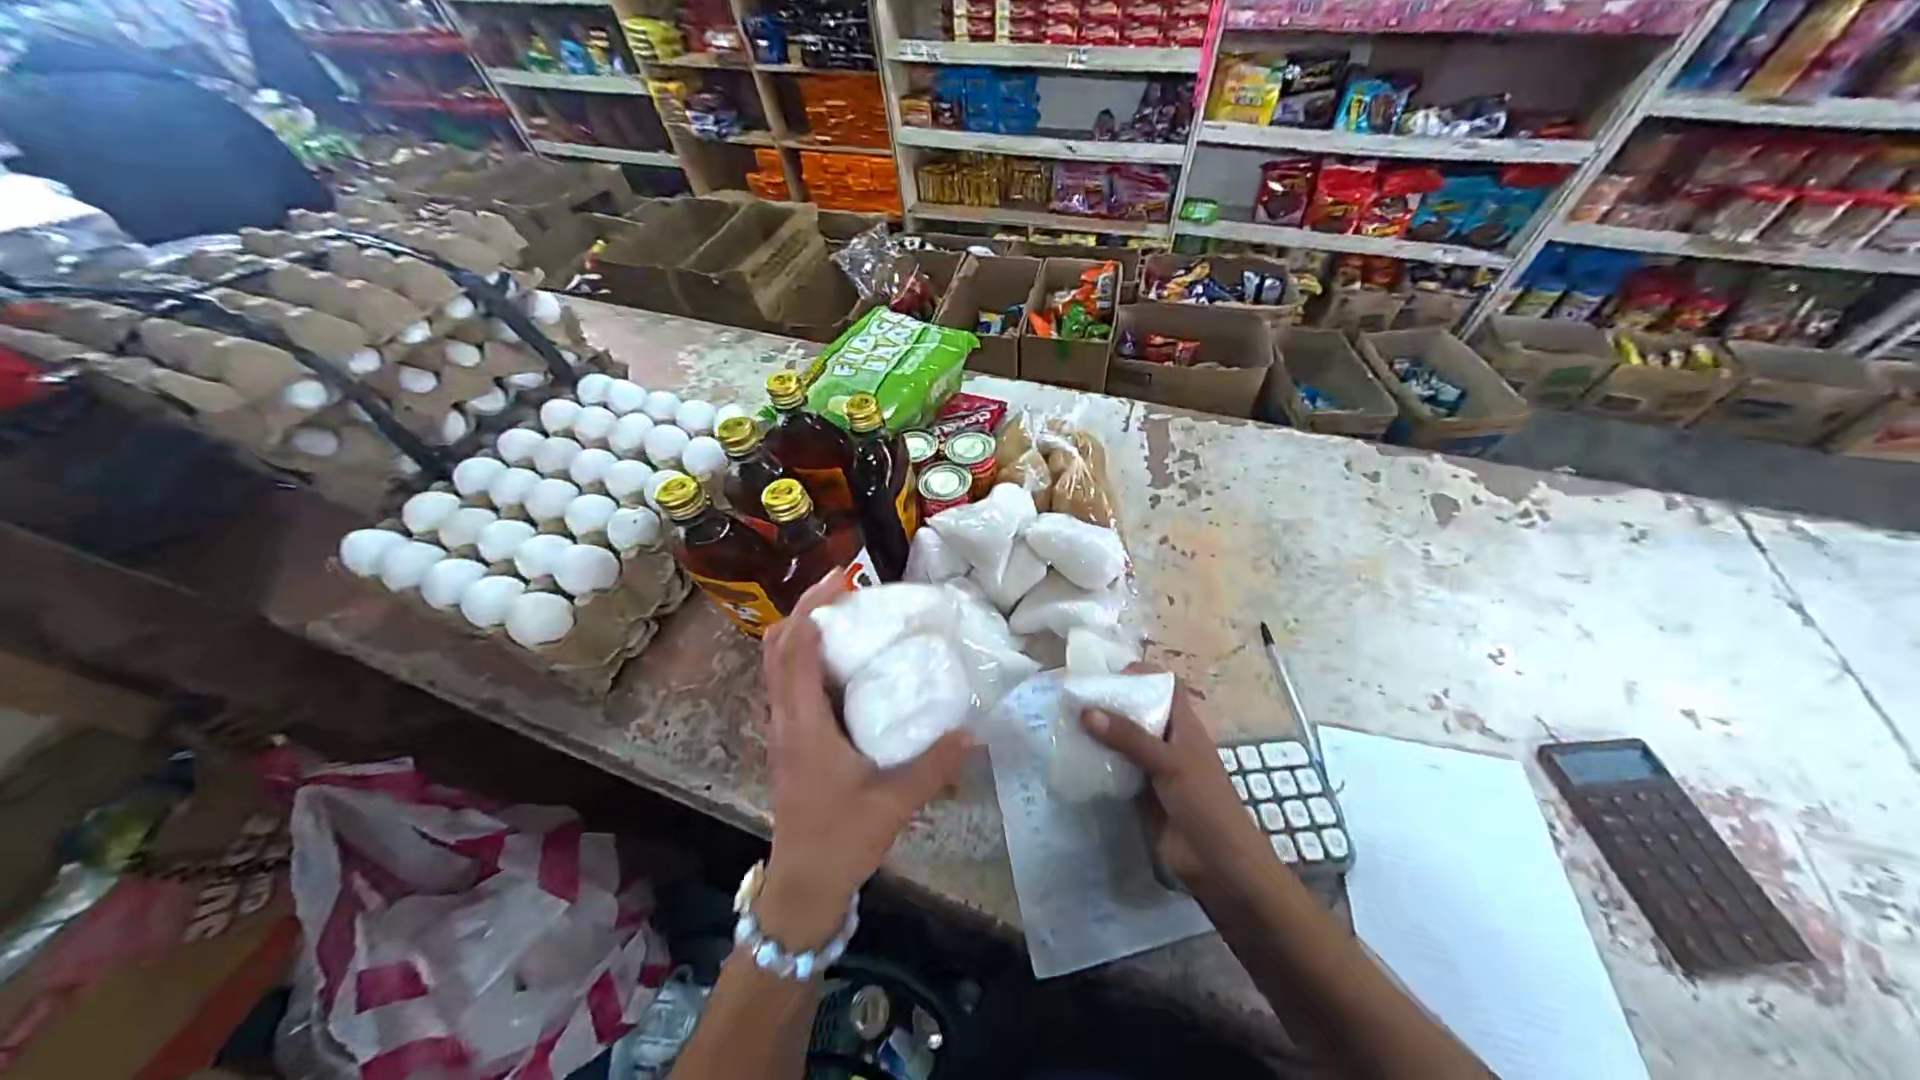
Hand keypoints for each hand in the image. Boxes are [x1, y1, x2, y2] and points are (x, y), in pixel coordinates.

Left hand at [758, 573, 973, 946]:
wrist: (803, 884)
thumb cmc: (840, 839)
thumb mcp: (893, 801)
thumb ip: (933, 765)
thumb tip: (971, 730)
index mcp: (803, 724)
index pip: (795, 649)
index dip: (813, 608)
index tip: (842, 579)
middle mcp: (785, 718)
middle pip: (777, 646)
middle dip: (805, 609)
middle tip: (845, 588)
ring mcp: (783, 729)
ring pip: (779, 664)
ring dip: (804, 631)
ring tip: (847, 615)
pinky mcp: (790, 740)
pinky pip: (790, 684)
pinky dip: (808, 658)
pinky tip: (845, 663)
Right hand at [1080, 669, 1273, 891]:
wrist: (1218, 865)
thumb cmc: (1204, 803)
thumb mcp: (1170, 763)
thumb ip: (1129, 737)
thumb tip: (1085, 711)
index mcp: (1184, 726)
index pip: (1164, 686)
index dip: (1140, 675)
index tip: (1105, 675)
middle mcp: (1167, 741)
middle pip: (1138, 712)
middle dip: (1109, 703)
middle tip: (1073, 698)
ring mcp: (1152, 768)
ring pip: (1122, 741)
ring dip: (1099, 734)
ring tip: (1064, 723)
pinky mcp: (1139, 794)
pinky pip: (1115, 770)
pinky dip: (1097, 763)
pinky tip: (1072, 759)